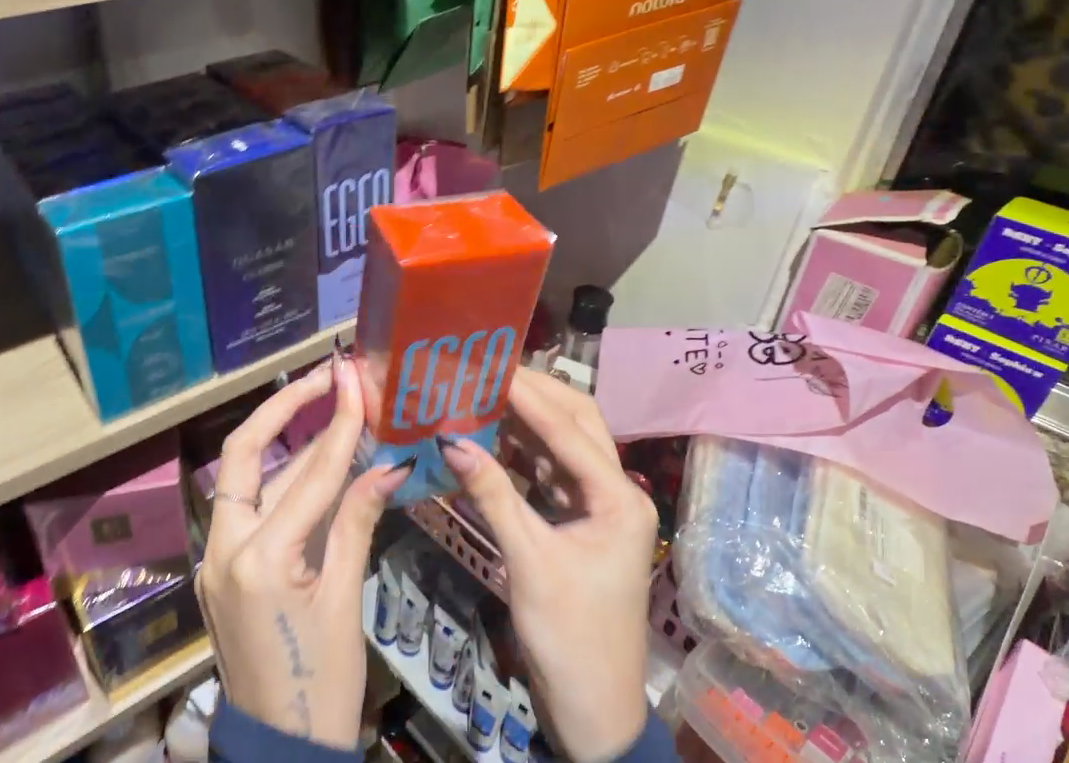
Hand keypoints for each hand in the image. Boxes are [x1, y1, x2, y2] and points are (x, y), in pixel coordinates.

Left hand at [197, 350, 414, 747]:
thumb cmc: (322, 683)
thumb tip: (390, 464)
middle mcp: (223, 548)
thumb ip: (357, 523)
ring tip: (324, 407)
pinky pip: (248, 510)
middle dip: (282, 409)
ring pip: (244, 480)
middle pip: (243, 456)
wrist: (279, 746)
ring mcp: (214, 558)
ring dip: (283, 442)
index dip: (338, 424)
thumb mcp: (346, 602)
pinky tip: (311, 465)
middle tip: (324, 376)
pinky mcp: (219, 569)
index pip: (308, 475)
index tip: (355, 380)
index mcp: (259, 559)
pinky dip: (280, 483)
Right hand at [439, 368, 659, 762]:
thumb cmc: (569, 635)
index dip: (525, 394)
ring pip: (565, 445)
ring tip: (483, 389)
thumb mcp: (528, 561)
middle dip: (535, 392)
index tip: (486, 362)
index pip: (568, 429)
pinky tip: (489, 437)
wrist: (592, 707)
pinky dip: (523, 452)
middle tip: (486, 366)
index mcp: (619, 499)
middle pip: (578, 424)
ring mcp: (599, 508)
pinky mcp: (579, 524)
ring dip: (528, 419)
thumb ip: (492, 494)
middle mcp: (617, 493)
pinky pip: (552, 473)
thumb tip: (449, 438)